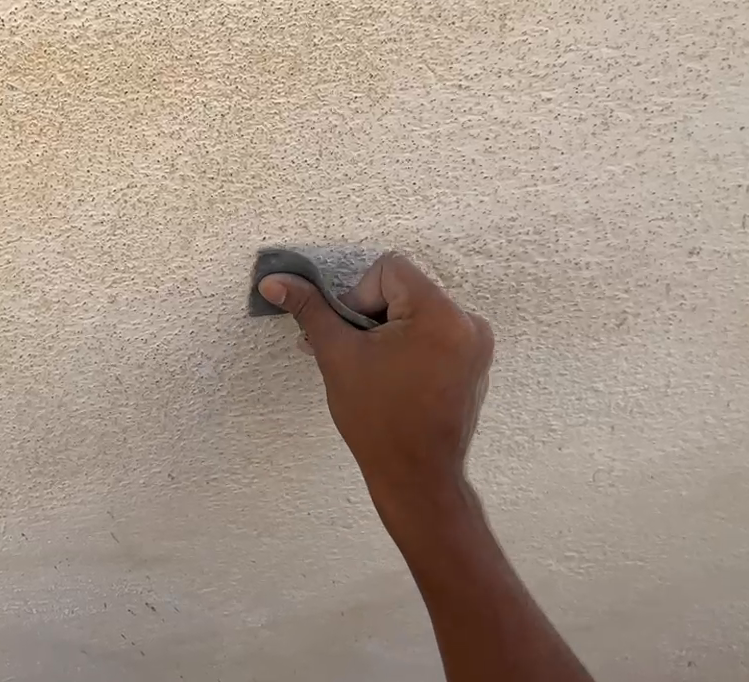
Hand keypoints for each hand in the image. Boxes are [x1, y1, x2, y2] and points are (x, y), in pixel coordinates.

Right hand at [258, 253, 492, 523]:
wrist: (416, 478)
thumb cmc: (377, 417)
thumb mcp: (336, 353)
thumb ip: (308, 308)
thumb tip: (273, 282)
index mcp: (441, 315)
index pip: (388, 269)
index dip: (357, 295)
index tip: (350, 333)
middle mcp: (468, 323)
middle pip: (401, 288)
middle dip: (366, 313)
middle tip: (348, 348)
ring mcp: (475, 345)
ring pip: (412, 309)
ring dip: (381, 328)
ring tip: (361, 361)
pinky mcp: (472, 363)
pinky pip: (430, 331)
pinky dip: (403, 342)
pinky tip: (385, 373)